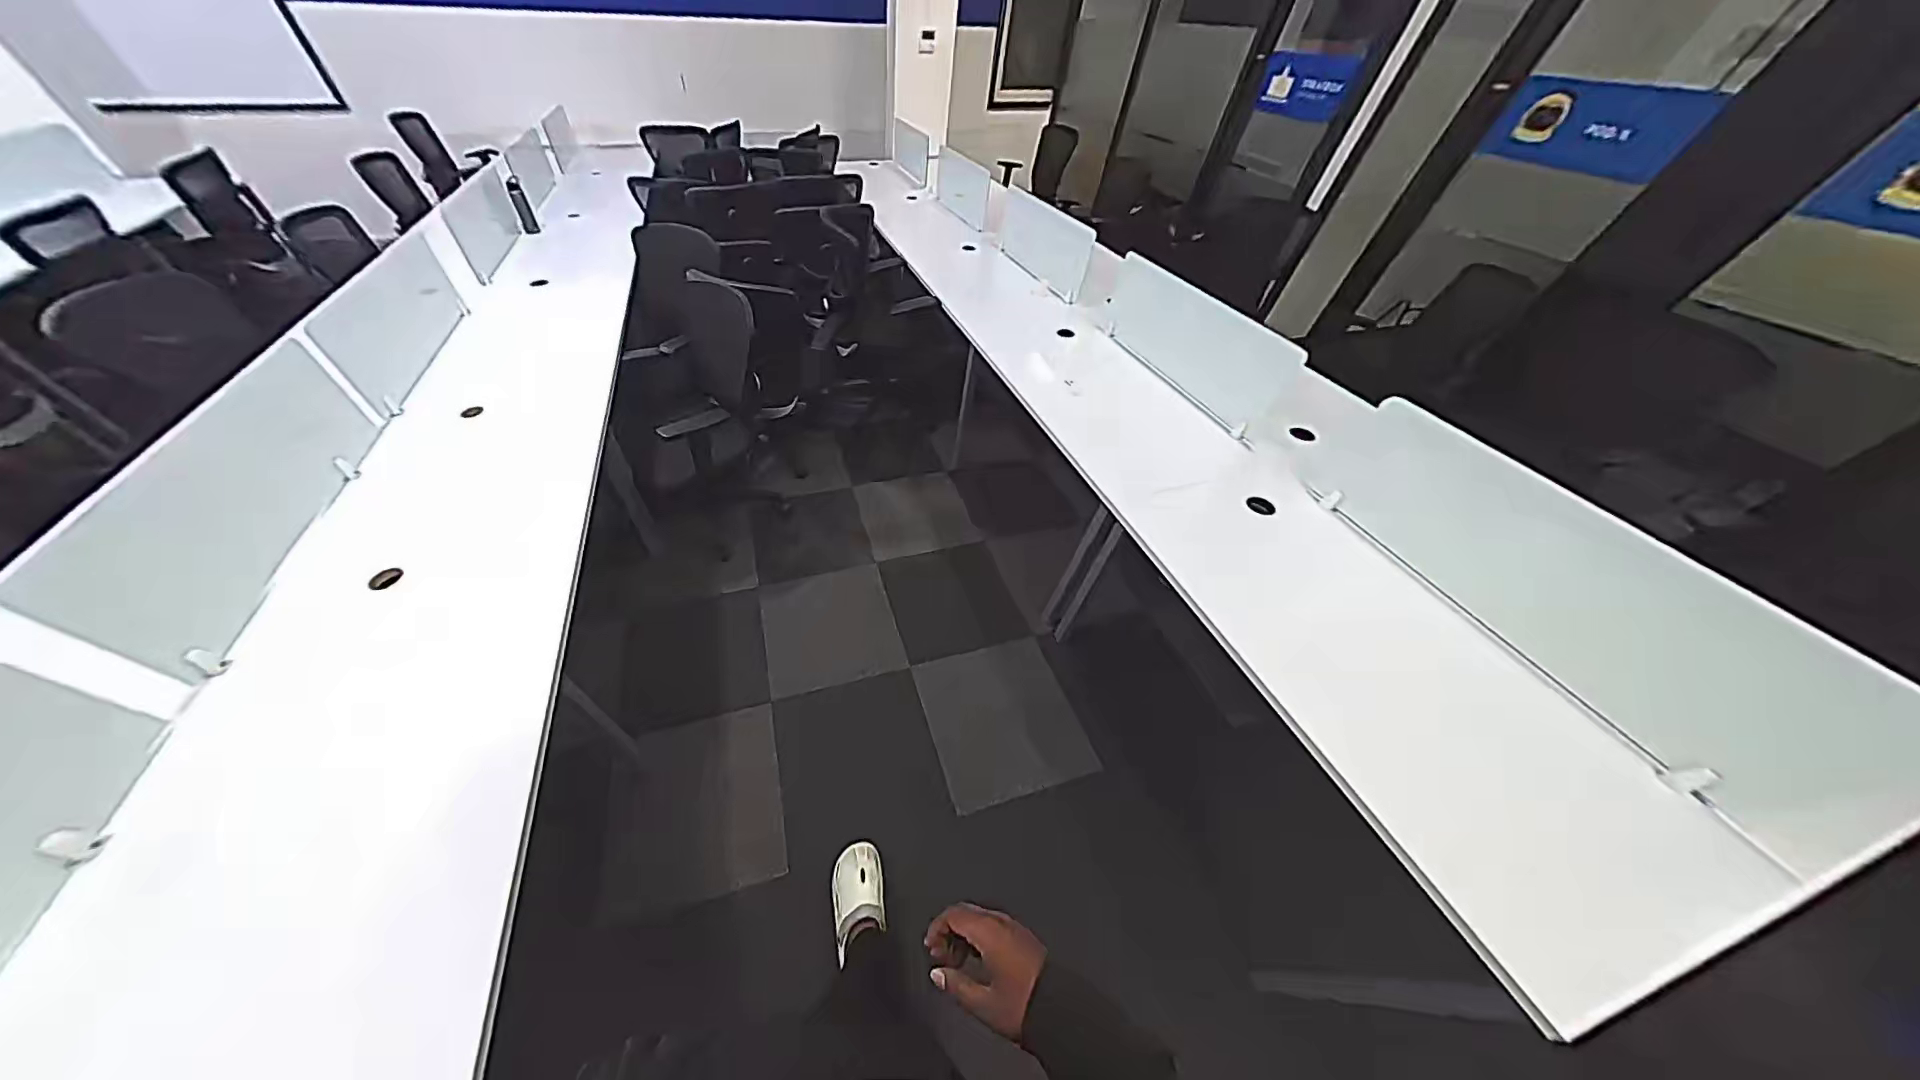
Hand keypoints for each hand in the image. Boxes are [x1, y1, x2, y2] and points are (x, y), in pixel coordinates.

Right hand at [924, 903, 1047, 1040]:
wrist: (1060, 1009)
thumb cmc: (1023, 1004)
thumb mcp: (981, 1002)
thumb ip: (955, 984)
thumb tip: (939, 974)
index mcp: (990, 931)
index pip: (954, 914)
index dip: (936, 927)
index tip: (930, 946)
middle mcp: (1002, 923)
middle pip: (966, 912)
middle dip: (948, 929)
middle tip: (939, 954)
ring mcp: (1015, 928)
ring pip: (980, 918)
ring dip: (963, 933)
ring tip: (956, 960)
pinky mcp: (1023, 937)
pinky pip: (993, 925)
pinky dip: (979, 936)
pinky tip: (977, 959)